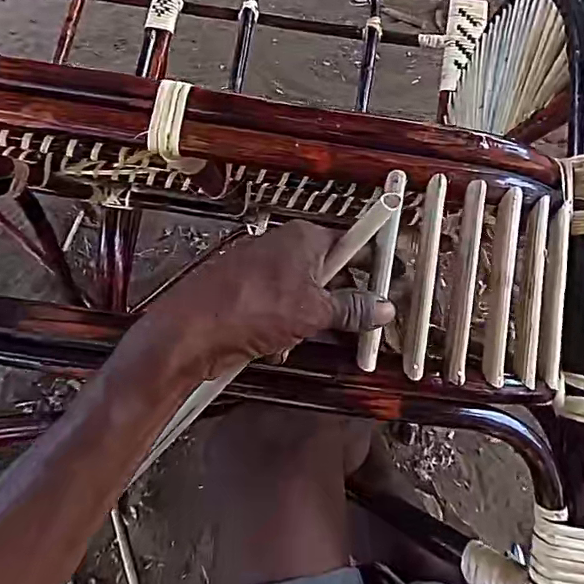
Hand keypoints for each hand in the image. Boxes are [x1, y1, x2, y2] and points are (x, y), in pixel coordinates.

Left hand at [133, 220, 393, 383]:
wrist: (192, 332)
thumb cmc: (249, 307)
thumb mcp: (314, 311)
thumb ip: (352, 308)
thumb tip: (381, 306)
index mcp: (302, 237)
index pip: (350, 242)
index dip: (371, 264)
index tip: (390, 283)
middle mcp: (282, 249)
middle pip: (328, 275)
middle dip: (337, 305)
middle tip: (352, 326)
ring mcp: (263, 274)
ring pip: (305, 300)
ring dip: (310, 324)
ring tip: (299, 339)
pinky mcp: (248, 299)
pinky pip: (281, 315)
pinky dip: (284, 332)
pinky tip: (276, 346)